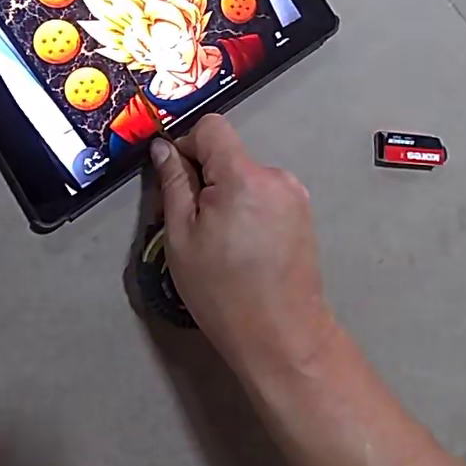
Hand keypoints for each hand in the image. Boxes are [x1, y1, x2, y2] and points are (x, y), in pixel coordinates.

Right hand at [151, 115, 339, 379]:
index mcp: (243, 177)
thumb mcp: (181, 236)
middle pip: (227, 152)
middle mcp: (274, 177)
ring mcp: (293, 195)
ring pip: (243, 173)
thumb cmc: (226, 293)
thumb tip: (164, 149)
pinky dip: (245, 204)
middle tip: (191, 218)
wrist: (283, 338)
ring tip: (218, 238)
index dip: (186, 144)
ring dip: (225, 192)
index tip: (176, 175)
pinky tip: (240, 243)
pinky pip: (262, 191)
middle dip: (204, 175)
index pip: (211, 127)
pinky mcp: (301, 212)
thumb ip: (173, 183)